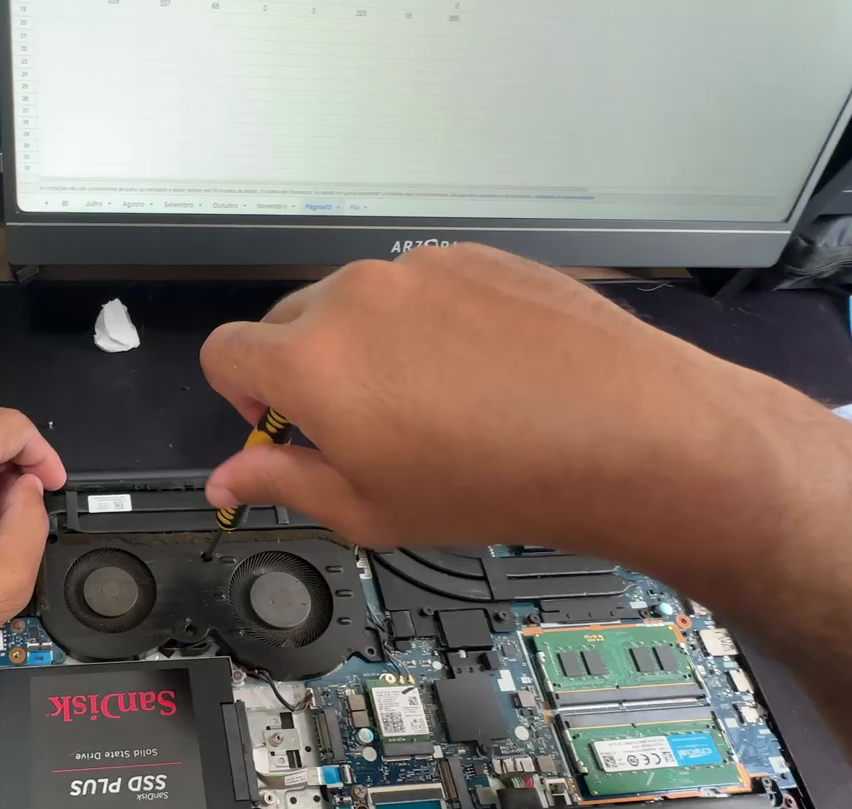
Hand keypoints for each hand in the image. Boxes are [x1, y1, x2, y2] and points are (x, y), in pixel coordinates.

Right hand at [200, 244, 803, 552]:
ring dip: (354, 348)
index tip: (279, 425)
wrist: (628, 434)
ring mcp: (414, 271)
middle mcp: (352, 298)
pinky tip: (464, 371)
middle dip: (295, 373)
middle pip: (280, 325)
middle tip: (351, 424)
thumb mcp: (364, 507)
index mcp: (311, 362)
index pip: (223, 354)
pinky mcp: (467, 258)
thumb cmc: (491, 481)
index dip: (239, 397)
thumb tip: (224, 481)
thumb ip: (277, 483)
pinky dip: (411, 325)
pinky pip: (408, 288)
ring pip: (345, 305)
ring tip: (418, 400)